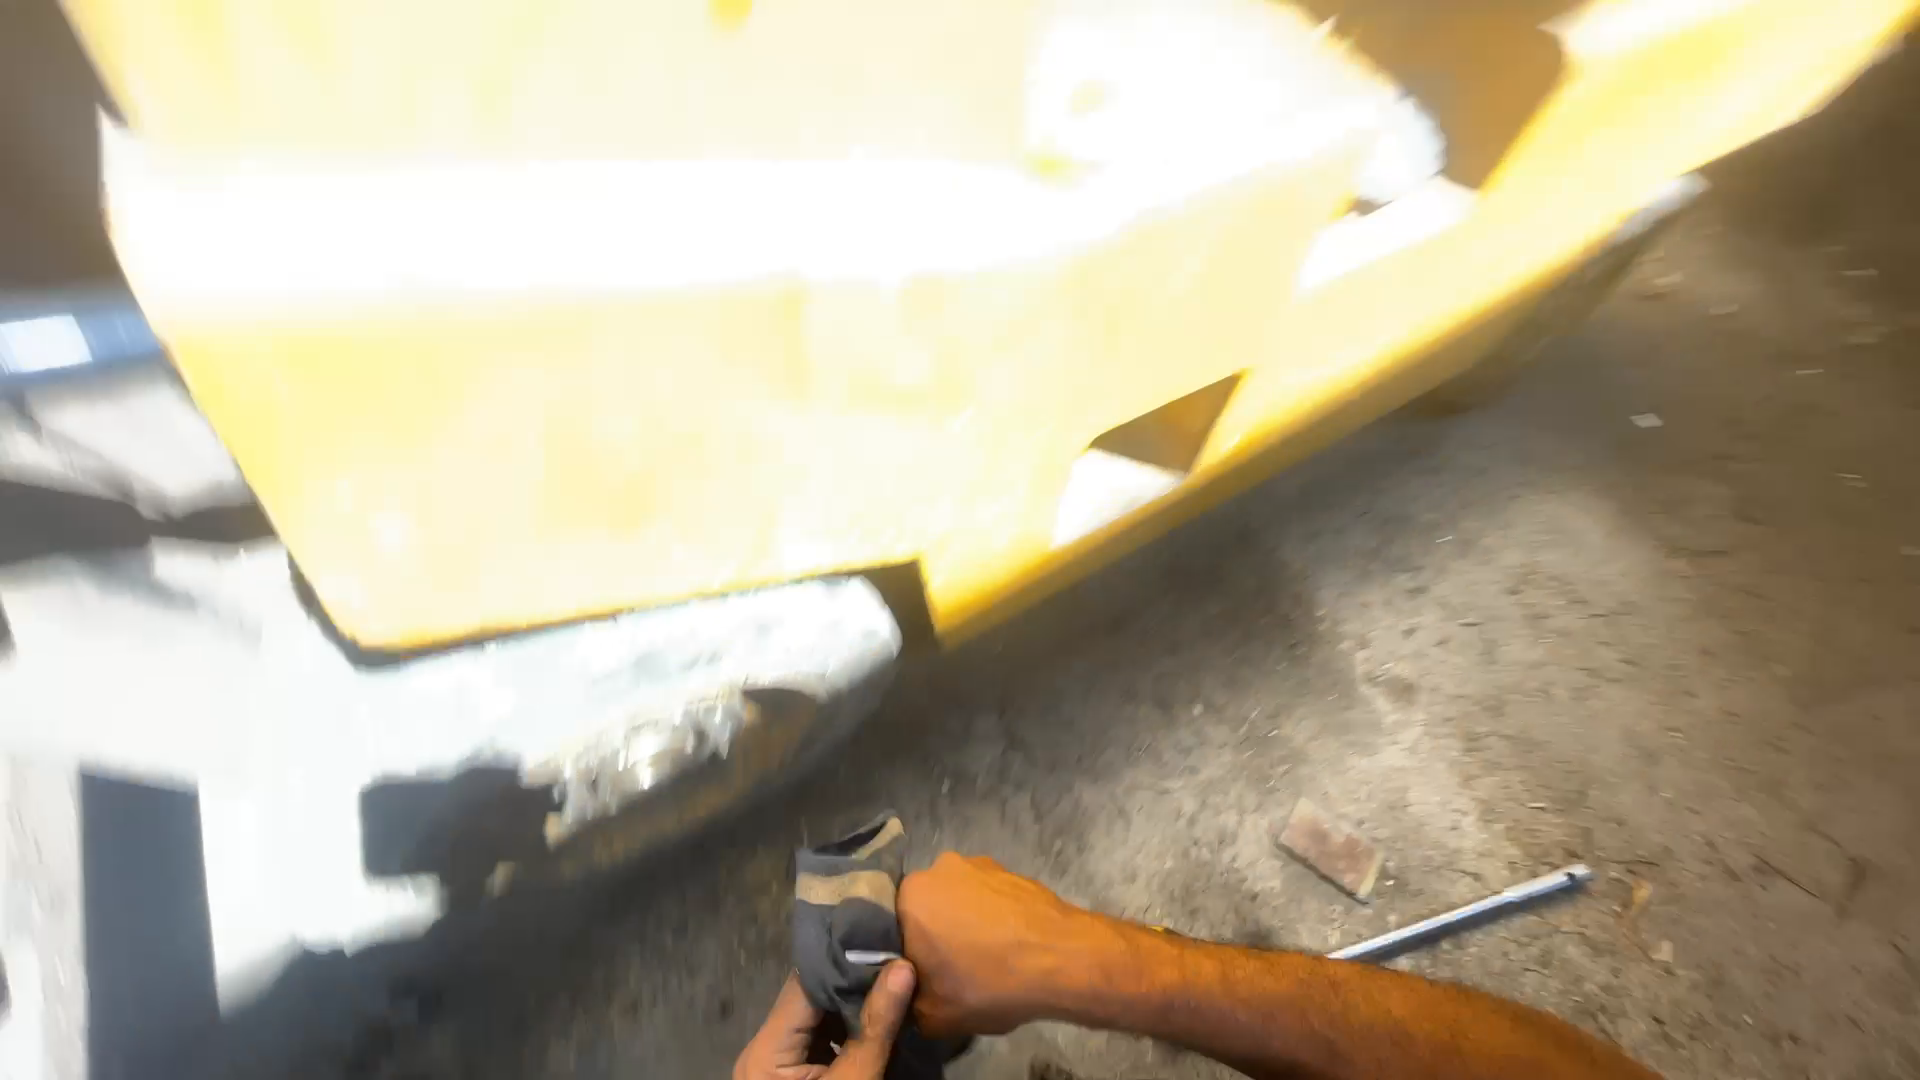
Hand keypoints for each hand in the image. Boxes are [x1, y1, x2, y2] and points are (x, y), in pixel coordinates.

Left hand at [733, 963, 915, 1079]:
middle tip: (894, 953)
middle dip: (851, 975)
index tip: (884, 939)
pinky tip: (877, 1008)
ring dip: (852, 997)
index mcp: (764, 1051)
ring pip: (815, 1011)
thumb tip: (902, 966)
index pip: (804, 983)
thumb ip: (875, 1027)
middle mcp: (762, 1049)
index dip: (843, 958)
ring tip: (891, 973)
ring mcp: (775, 1063)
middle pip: (808, 994)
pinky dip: (846, 1022)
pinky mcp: (791, 1074)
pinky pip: (819, 1033)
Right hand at [898, 853, 1096, 1036]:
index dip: (900, 951)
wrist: (1058, 959)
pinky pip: (986, 895)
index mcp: (910, 894)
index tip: (915, 972)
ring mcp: (976, 862)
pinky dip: (989, 915)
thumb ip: (904, 999)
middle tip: (946, 966)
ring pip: (956, 897)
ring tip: (981, 955)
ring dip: (961, 921)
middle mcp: (938, 867)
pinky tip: (1004, 943)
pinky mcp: (1007, 868)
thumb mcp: (931, 1014)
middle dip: (931, 931)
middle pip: (924, 905)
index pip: (888, 924)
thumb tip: (905, 989)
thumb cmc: (986, 982)